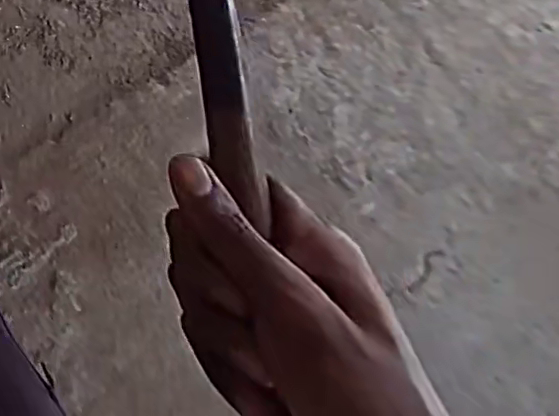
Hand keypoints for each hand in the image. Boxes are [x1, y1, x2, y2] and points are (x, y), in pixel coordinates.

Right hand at [166, 156, 447, 415]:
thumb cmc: (371, 407)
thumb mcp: (297, 311)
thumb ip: (235, 237)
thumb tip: (187, 167)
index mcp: (309, 245)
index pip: (230, 185)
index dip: (209, 211)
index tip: (218, 252)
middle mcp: (282, 266)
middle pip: (195, 237)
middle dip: (211, 289)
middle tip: (251, 320)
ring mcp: (262, 303)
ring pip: (191, 286)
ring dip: (219, 334)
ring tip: (268, 367)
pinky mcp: (242, 336)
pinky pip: (197, 326)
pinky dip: (221, 362)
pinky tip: (261, 383)